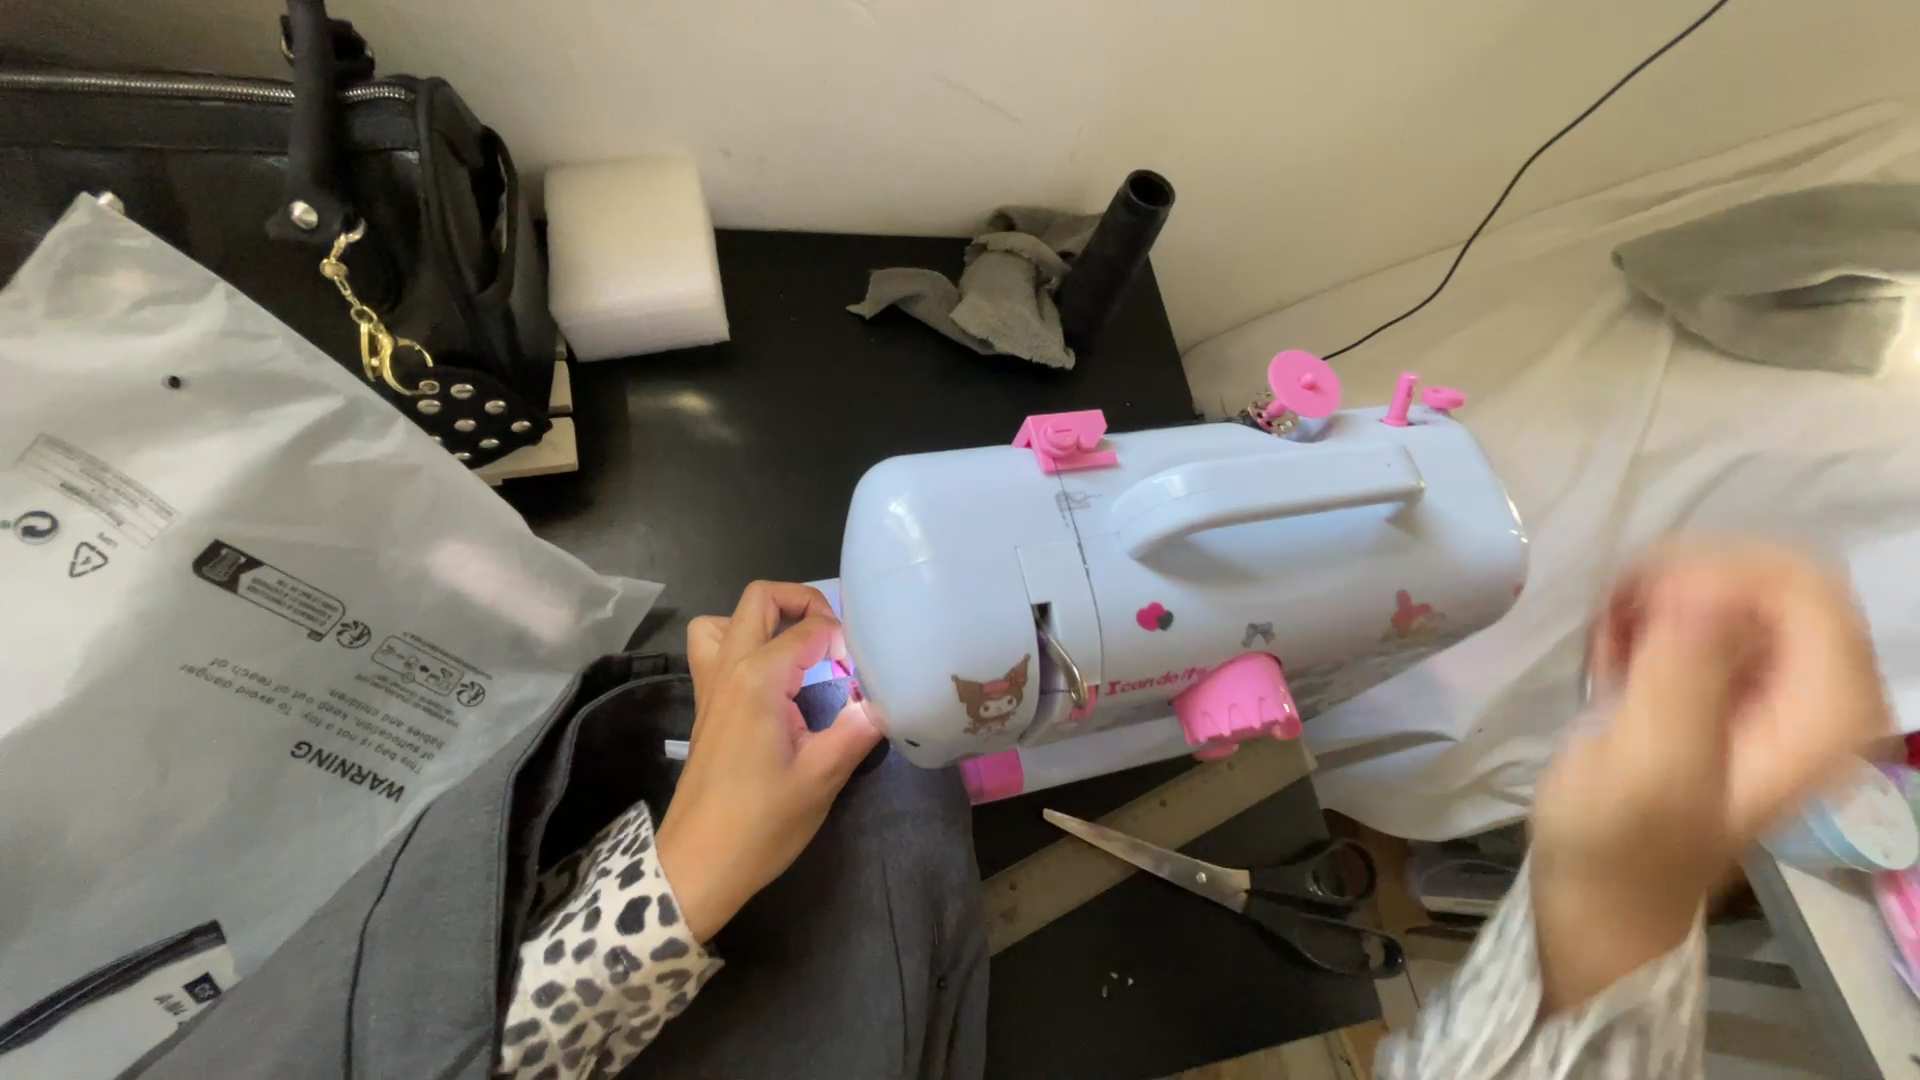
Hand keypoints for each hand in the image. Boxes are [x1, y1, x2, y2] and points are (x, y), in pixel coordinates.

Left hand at [655, 582, 882, 942]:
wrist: (699, 866)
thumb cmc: (762, 823)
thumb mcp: (823, 777)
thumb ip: (857, 727)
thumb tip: (886, 700)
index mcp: (760, 678)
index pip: (811, 629)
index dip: (844, 640)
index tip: (864, 672)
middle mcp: (730, 667)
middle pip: (761, 598)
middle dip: (804, 602)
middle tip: (835, 638)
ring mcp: (711, 684)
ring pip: (726, 618)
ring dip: (765, 620)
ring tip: (799, 650)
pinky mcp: (706, 704)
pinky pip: (715, 649)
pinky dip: (742, 643)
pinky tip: (773, 680)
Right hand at [1531, 540, 1888, 1011]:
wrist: (1602, 888)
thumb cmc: (1619, 836)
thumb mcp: (1649, 760)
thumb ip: (1684, 671)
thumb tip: (1702, 583)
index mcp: (1826, 713)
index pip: (1801, 588)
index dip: (1710, 574)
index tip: (1630, 603)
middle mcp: (1818, 693)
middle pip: (1764, 582)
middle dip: (1675, 587)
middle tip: (1609, 625)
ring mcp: (1772, 692)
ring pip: (1724, 595)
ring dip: (1651, 606)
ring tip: (1604, 651)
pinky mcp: (1725, 691)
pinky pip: (1694, 622)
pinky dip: (1644, 626)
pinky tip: (1611, 661)